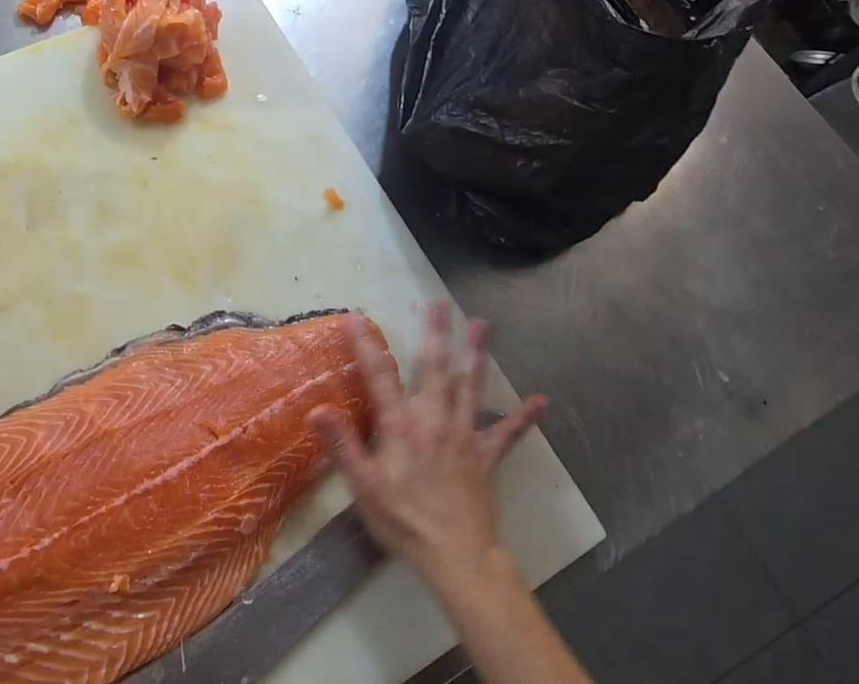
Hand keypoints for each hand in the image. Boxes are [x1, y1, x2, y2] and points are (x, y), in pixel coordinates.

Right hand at [310, 306, 546, 583]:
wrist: (456, 555)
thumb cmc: (403, 520)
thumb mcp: (363, 486)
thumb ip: (342, 444)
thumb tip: (316, 409)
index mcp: (401, 425)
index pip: (380, 376)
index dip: (367, 346)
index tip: (356, 318)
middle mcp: (434, 420)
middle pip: (435, 368)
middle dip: (435, 333)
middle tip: (437, 303)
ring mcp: (464, 435)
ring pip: (470, 386)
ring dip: (476, 353)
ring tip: (482, 323)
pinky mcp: (486, 456)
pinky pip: (507, 432)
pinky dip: (523, 416)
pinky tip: (541, 400)